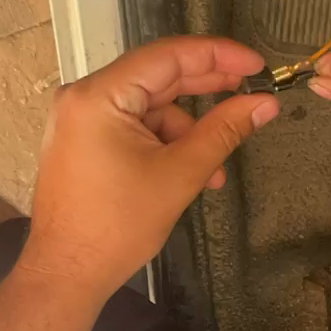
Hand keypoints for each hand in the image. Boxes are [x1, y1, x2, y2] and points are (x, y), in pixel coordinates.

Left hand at [18, 36, 278, 295]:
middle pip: (157, 78)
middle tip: (250, 92)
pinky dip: (162, 145)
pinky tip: (185, 174)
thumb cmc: (114, 229)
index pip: (168, 56)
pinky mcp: (82, 141)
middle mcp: (82, 98)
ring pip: (149, 109)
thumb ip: (224, 131)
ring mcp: (79, 120)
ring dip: (186, 134)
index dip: (218, 55)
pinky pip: (133, 128)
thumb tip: (263, 104)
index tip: (255, 64)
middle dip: (206, 90)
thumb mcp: (180, 174)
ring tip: (213, 172)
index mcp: (98, 96)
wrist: (67, 274)